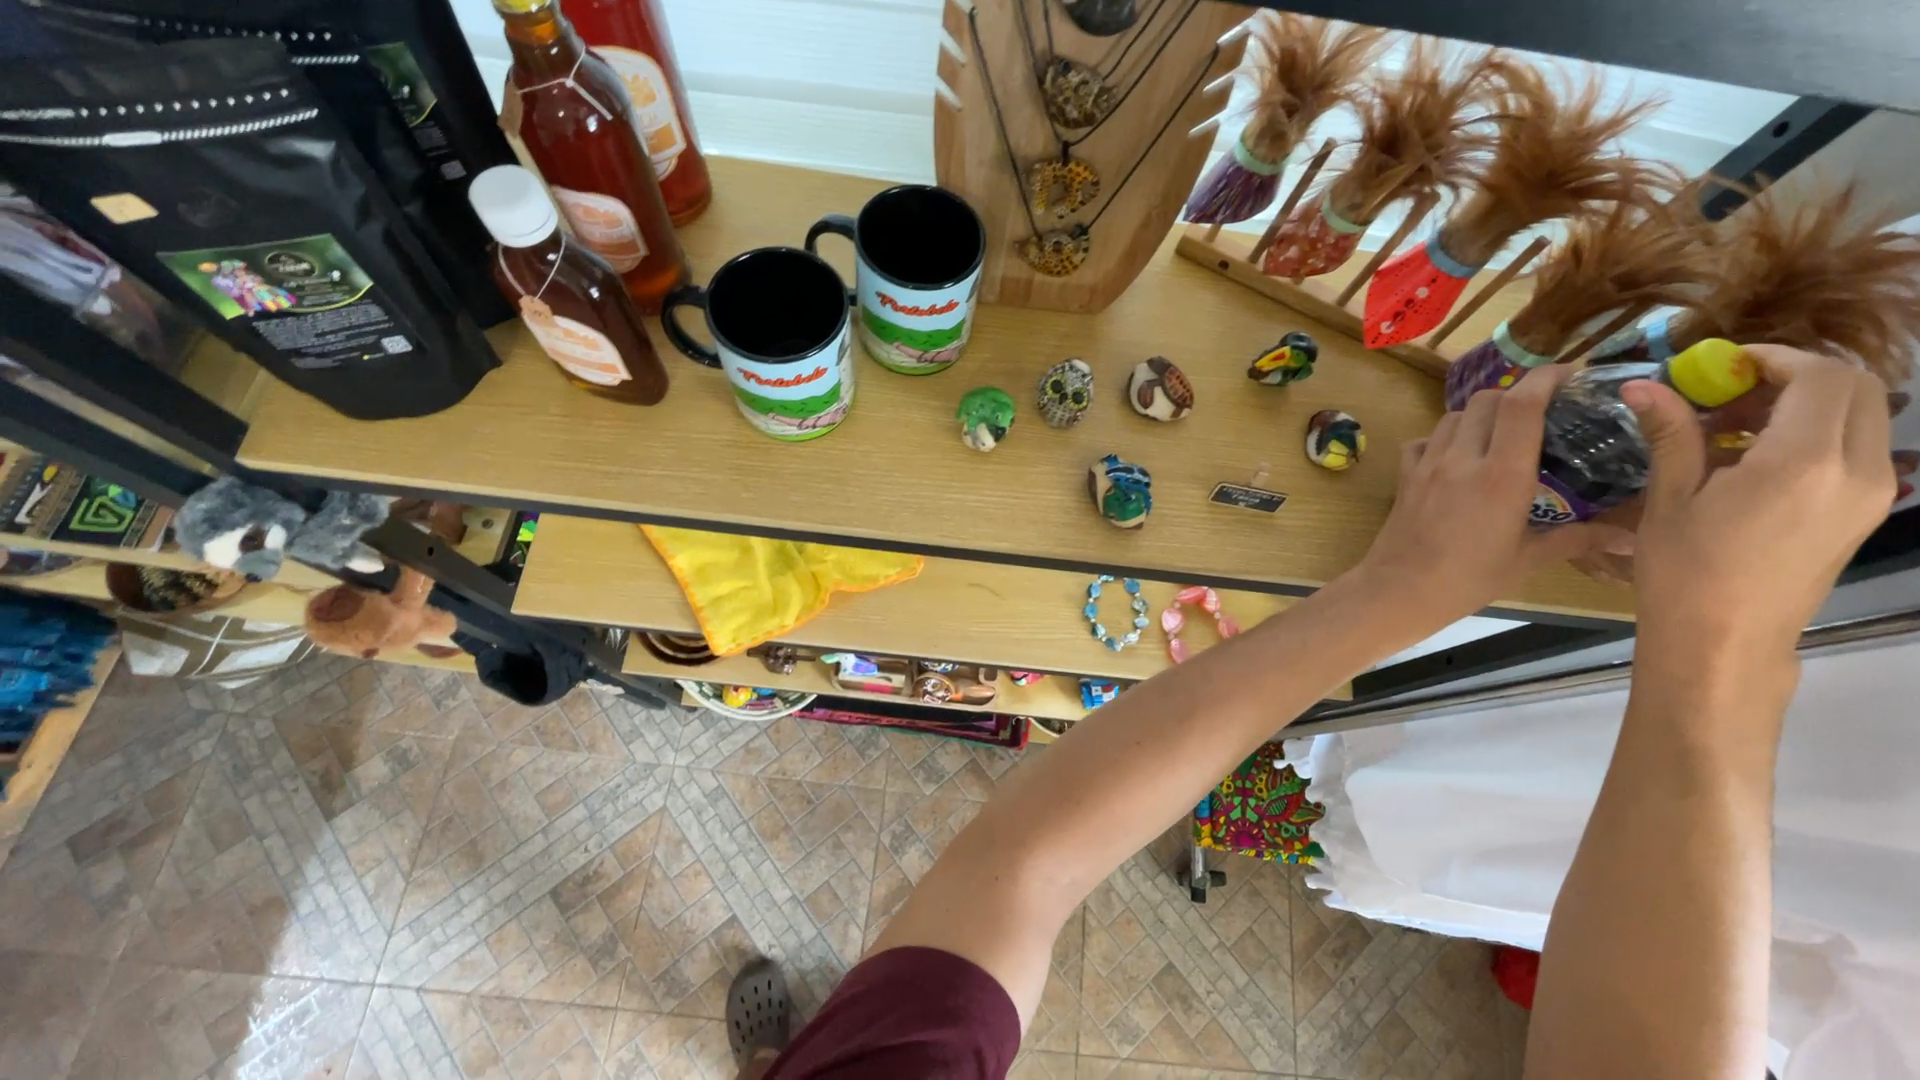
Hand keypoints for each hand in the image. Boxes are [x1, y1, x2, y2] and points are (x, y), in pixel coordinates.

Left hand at [1354, 366, 1630, 630]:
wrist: (1398, 591)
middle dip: (1516, 395)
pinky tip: (1455, 457)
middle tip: (1539, 411)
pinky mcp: (1404, 476)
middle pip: (1488, 399)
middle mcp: (1463, 459)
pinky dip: (1441, 438)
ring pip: (1454, 416)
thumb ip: (1578, 540)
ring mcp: (1428, 465)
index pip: (1522, 404)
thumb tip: (1633, 540)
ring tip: (1500, 434)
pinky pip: (1422, 440)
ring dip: (1480, 415)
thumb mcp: (1527, 560)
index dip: (1546, 379)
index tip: (1570, 376)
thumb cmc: (1468, 579)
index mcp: (1502, 474)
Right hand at [1625, 344, 1894, 652]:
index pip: (1819, 377)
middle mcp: (1855, 470)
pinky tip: (1758, 458)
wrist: (1724, 639)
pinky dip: (1818, 433)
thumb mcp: (1669, 498)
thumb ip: (1672, 434)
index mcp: (1801, 463)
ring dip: (1808, 404)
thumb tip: (1643, 386)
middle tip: (1732, 390)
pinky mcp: (1866, 511)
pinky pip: (1857, 448)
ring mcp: (1871, 492)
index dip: (1775, 359)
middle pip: (1856, 388)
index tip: (1725, 365)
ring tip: (1738, 425)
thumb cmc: (1684, 570)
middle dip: (1796, 376)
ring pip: (1863, 416)